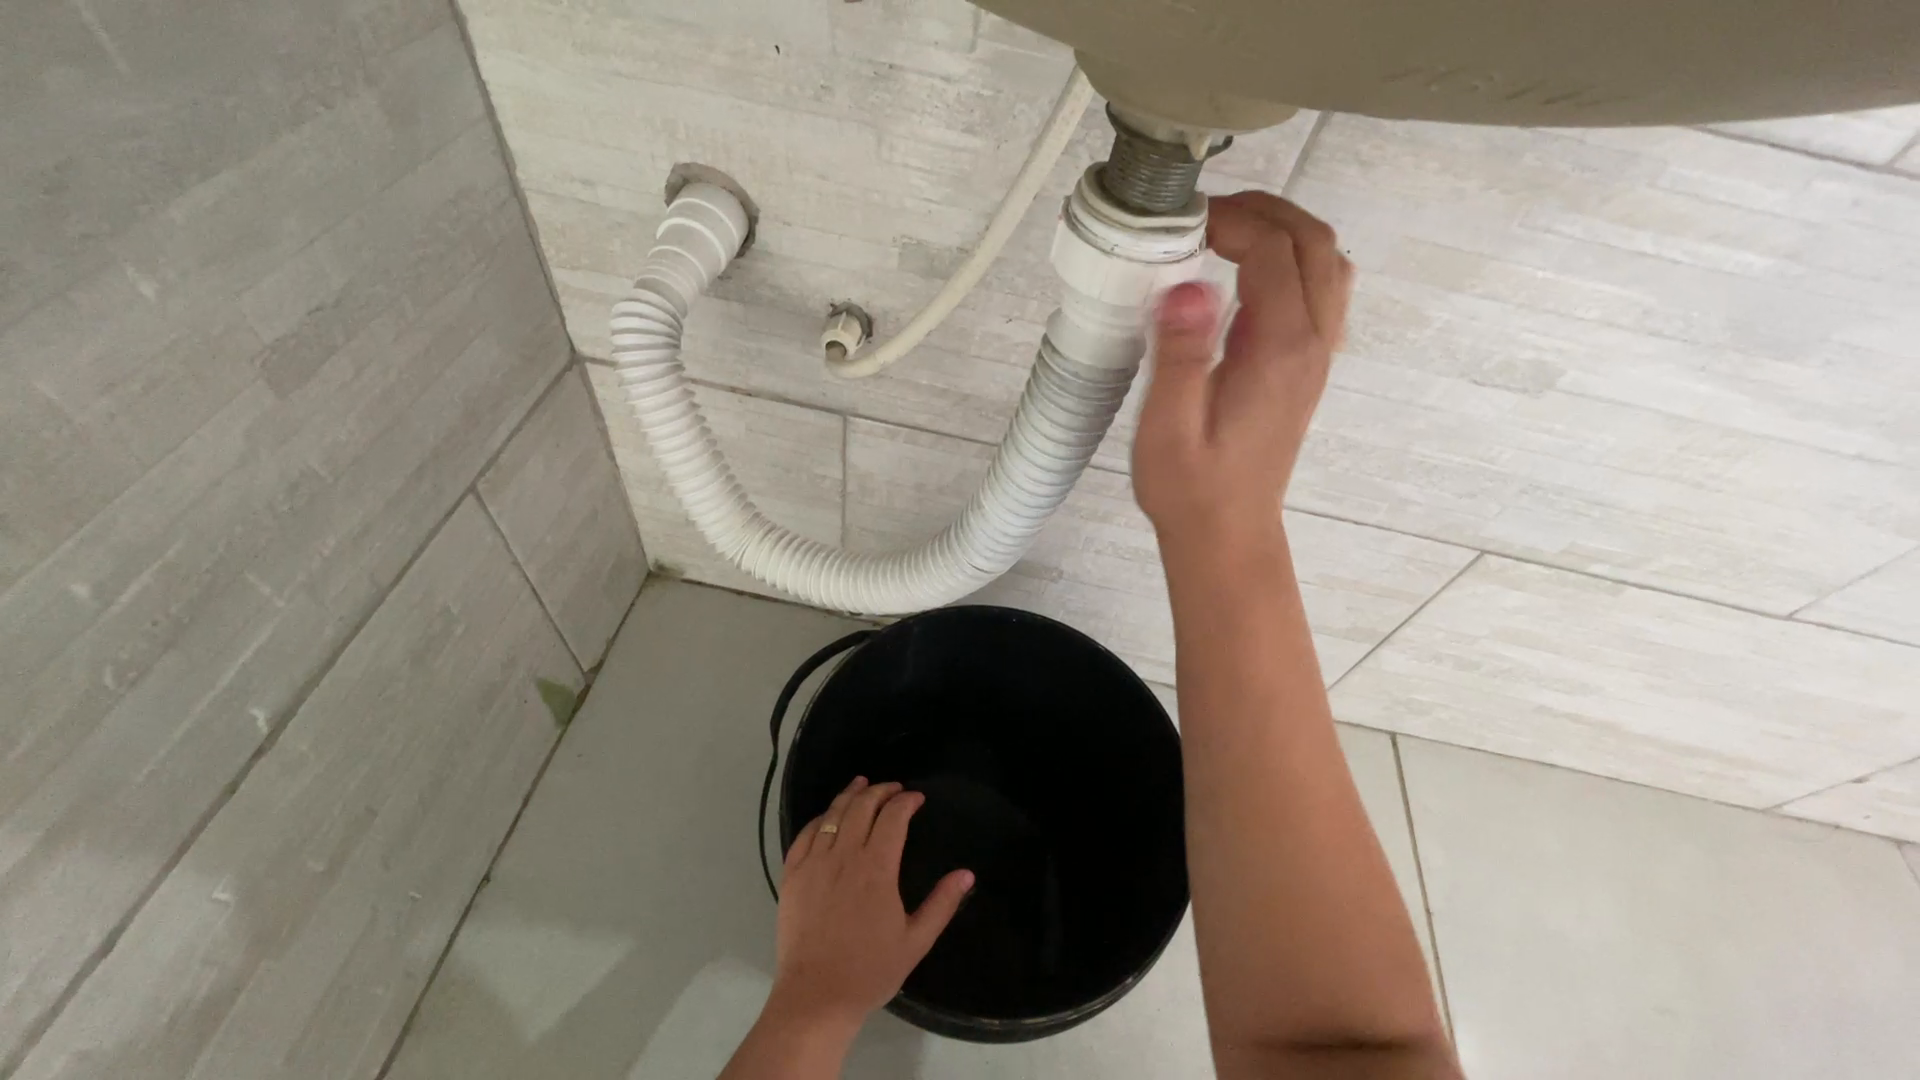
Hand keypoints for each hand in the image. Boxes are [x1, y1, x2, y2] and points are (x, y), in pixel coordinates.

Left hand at [768, 778, 974, 1031]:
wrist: (816, 996)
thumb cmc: (870, 970)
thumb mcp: (916, 941)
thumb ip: (942, 904)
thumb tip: (967, 874)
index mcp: (877, 868)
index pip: (893, 817)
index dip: (906, 801)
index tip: (916, 798)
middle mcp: (845, 856)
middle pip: (862, 807)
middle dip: (880, 791)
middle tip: (893, 788)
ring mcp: (814, 864)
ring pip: (833, 815)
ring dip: (850, 795)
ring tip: (861, 784)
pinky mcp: (793, 875)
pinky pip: (805, 835)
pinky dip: (820, 819)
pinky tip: (828, 816)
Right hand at [1133, 192, 1352, 556]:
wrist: (1227, 532)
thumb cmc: (1191, 488)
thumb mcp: (1168, 428)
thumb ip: (1180, 355)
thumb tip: (1188, 286)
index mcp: (1278, 352)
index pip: (1273, 253)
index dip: (1233, 220)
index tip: (1187, 219)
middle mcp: (1310, 346)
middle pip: (1315, 244)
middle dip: (1267, 210)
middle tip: (1210, 210)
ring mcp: (1315, 357)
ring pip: (1328, 264)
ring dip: (1286, 231)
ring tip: (1231, 229)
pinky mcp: (1305, 369)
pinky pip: (1322, 293)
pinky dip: (1294, 262)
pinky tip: (1251, 275)